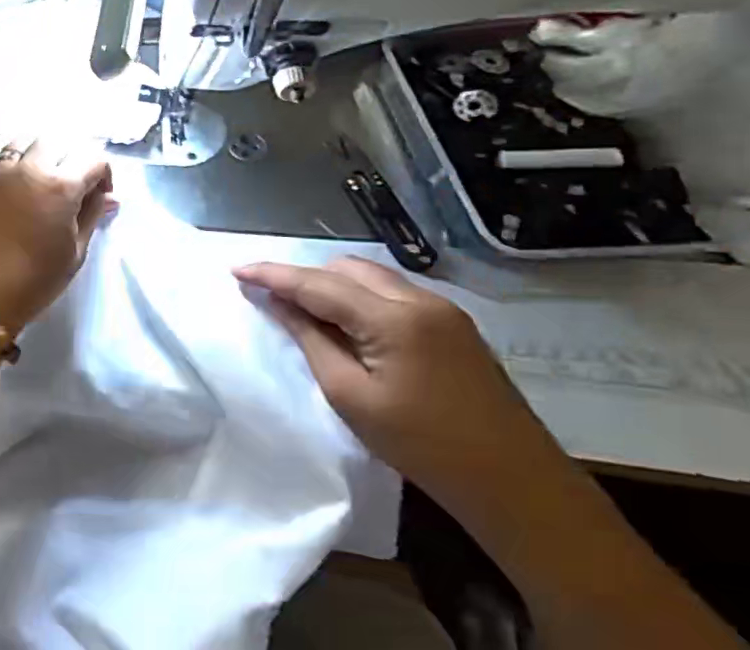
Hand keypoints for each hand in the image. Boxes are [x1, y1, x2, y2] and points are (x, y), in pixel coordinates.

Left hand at [0, 138, 113, 332]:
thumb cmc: (38, 279)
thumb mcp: (75, 250)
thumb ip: (93, 215)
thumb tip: (110, 197)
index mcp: (61, 186)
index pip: (93, 160)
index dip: (103, 175)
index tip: (101, 195)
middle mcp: (30, 170)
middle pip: (58, 142)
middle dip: (72, 158)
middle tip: (72, 183)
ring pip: (20, 141)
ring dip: (36, 151)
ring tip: (39, 174)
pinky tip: (2, 178)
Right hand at [234, 256, 562, 504]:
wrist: (512, 481)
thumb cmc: (422, 447)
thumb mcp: (352, 398)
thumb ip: (312, 341)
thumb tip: (280, 303)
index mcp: (393, 316)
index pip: (319, 284)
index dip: (274, 275)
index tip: (238, 269)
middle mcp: (419, 298)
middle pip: (348, 269)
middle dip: (307, 277)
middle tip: (273, 299)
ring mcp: (442, 308)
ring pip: (373, 277)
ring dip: (336, 285)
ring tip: (308, 311)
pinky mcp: (454, 323)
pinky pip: (394, 294)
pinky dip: (364, 299)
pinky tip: (353, 325)